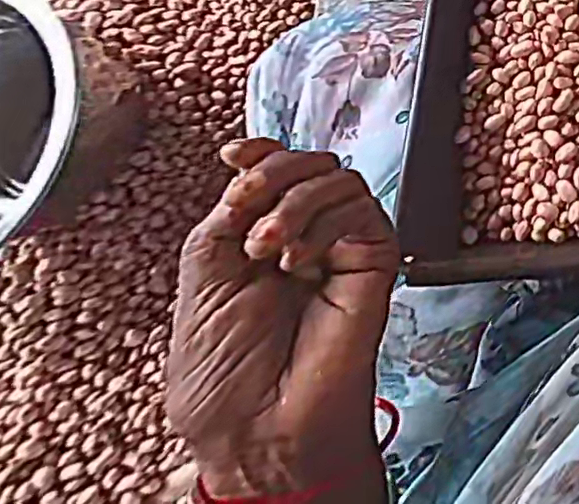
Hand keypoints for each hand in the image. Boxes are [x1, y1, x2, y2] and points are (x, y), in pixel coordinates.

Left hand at [167, 138, 398, 500]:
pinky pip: (360, 211)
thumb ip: (224, 225)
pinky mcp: (376, 254)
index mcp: (268, 235)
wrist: (261, 426)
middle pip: (312, 164)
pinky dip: (324, 226)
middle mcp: (311, 231)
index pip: (278, 175)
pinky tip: (300, 263)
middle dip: (277, 171)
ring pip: (339, 179)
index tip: (236, 153)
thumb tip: (246, 173)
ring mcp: (345, 241)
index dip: (263, 152)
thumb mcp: (203, 286)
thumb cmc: (226, 373)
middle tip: (247, 203)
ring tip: (267, 247)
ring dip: (296, 202)